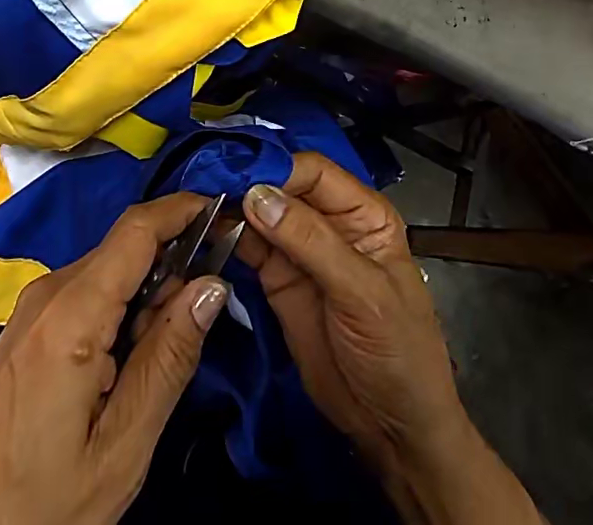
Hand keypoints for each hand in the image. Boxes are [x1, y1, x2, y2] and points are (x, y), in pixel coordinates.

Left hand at [0, 192, 229, 524]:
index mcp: (71, 316)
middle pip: (129, 248)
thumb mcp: (122, 444)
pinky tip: (129, 363)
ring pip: (112, 272)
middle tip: (203, 318)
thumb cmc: (34, 506)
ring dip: (152, 294)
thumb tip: (213, 284)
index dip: (187, 209)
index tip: (230, 217)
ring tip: (164, 355)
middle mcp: (48, 297)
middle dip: (177, 265)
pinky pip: (91, 295)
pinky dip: (125, 310)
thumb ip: (171, 356)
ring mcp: (32, 313)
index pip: (138, 228)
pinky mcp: (27, 332)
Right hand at [237, 152, 543, 524]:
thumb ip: (312, 242)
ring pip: (263, 219)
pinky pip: (251, 252)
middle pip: (285, 191)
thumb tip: (258, 195)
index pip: (317, 174)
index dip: (278, 171)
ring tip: (194, 211)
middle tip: (202, 190)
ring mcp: (303, 254)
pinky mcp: (280, 284)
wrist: (393, 421)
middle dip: (248, 187)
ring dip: (232, 213)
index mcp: (364, 215)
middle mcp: (332, 225)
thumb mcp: (363, 292)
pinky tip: (203, 238)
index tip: (236, 177)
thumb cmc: (398, 348)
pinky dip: (227, 243)